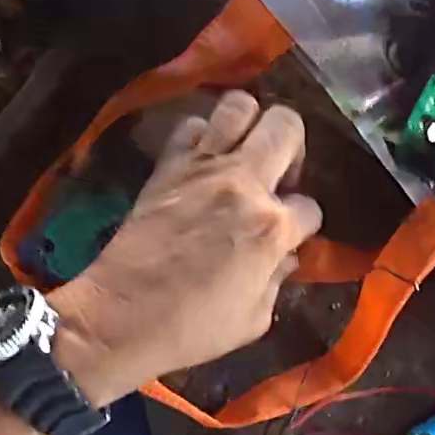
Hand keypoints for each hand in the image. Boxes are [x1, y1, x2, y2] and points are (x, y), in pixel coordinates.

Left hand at [49, 90, 321, 403]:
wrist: (123, 317)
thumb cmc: (194, 328)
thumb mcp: (255, 319)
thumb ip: (278, 280)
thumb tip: (285, 257)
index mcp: (272, 228)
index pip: (310, 207)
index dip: (305, 224)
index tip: (291, 238)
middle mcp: (244, 184)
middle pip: (286, 125)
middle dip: (293, 147)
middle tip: (280, 177)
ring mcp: (202, 168)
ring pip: (239, 106)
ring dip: (250, 126)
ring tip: (245, 157)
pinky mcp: (167, 167)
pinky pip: (191, 125)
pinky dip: (203, 136)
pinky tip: (204, 162)